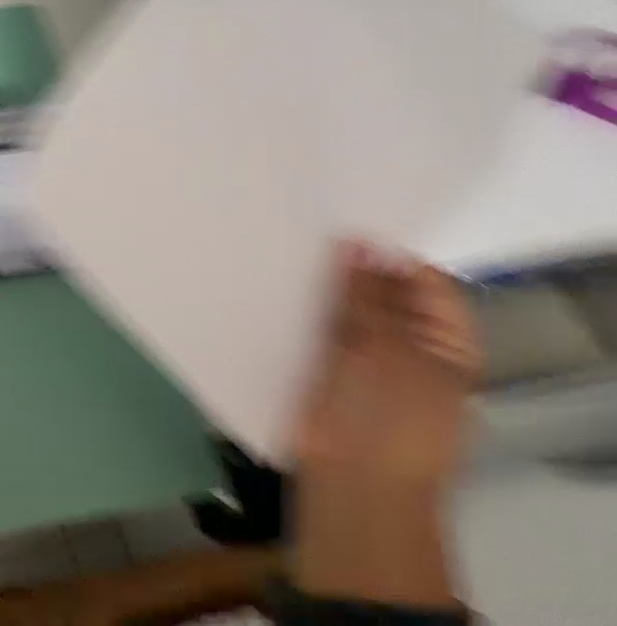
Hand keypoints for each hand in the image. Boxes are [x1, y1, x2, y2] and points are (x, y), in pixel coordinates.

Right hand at [295, 239, 480, 487]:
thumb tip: (361, 243)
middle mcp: (406, 344)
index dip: (390, 257)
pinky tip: (263, 285)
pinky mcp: (318, 364)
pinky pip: (307, 327)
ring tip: (276, 251)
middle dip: (346, 269)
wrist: (351, 479)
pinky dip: (291, 309)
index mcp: (445, 342)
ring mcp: (361, 355)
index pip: (425, 282)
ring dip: (314, 288)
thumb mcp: (390, 353)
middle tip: (302, 232)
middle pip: (379, 292)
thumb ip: (371, 297)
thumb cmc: (390, 420)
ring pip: (339, 308)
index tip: (344, 230)